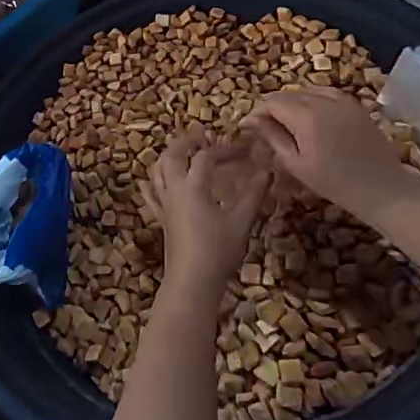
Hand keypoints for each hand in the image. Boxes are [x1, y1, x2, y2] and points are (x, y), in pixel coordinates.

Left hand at [144, 127, 268, 309]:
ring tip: (184, 153)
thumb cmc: (218, 251)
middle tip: (204, 137)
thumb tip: (267, 172)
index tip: (243, 150)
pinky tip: (156, 179)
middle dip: (187, 141)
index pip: (206, 156)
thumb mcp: (241, 222)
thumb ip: (254, 195)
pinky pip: (151, 192)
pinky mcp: (161, 218)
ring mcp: (164, 203)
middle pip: (172, 154)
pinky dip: (154, 180)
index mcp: (193, 186)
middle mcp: (174, 189)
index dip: (224, 149)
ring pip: (157, 169)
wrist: (191, 282)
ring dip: (169, 156)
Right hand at [243, 88, 416, 217]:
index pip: (271, 103)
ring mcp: (341, 99)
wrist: (382, 187)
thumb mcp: (296, 164)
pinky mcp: (354, 104)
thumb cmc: (335, 182)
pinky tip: (309, 115)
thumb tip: (251, 120)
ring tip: (285, 122)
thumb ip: (273, 137)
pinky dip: (311, 99)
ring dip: (291, 102)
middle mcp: (322, 100)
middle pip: (287, 94)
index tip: (247, 127)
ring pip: (305, 91)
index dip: (257, 113)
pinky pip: (325, 92)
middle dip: (272, 107)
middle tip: (264, 127)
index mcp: (305, 116)